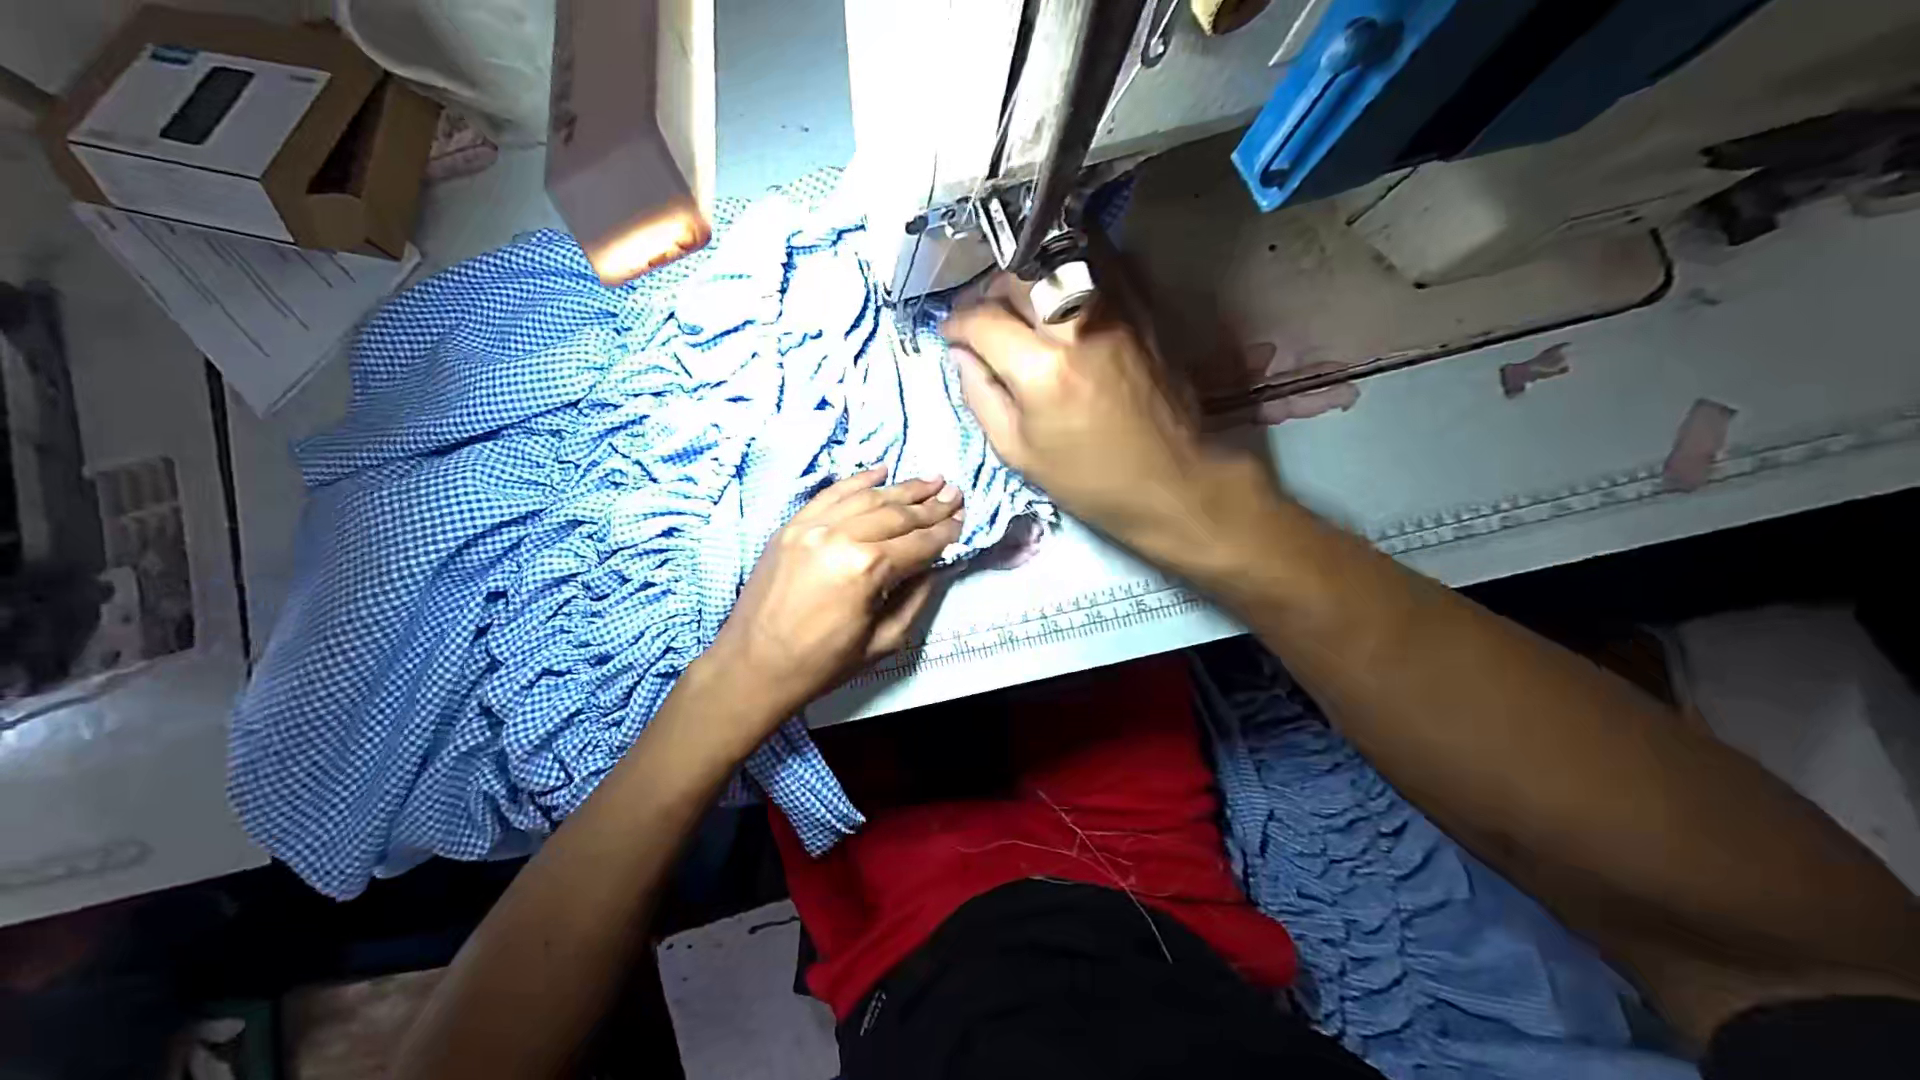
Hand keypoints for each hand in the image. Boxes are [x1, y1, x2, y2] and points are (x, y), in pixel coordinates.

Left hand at [704, 469, 962, 725]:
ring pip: (867, 498)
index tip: (964, 518)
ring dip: (902, 488)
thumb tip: (936, 565)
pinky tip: (881, 471)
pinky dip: (857, 481)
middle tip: (955, 493)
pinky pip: (830, 494)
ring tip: (929, 480)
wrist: (752, 666)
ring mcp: (811, 527)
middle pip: (897, 515)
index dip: (945, 532)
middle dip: (930, 505)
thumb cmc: (822, 664)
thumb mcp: (882, 641)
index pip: (918, 543)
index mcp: (867, 570)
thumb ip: (915, 597)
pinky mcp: (791, 526)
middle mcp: (840, 537)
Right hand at [942, 274, 1267, 557]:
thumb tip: (962, 353)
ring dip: (1031, 275)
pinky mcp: (1146, 311)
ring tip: (1024, 305)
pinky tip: (1065, 300)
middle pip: (1020, 276)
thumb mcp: (1017, 452)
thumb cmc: (1089, 479)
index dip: (956, 323)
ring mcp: (1119, 312)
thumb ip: (980, 396)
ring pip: (1062, 257)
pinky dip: (1074, 273)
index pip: (983, 320)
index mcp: (1042, 372)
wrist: (1170, 481)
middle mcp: (1080, 326)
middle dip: (990, 292)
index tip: (952, 335)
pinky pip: (1104, 266)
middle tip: (986, 319)